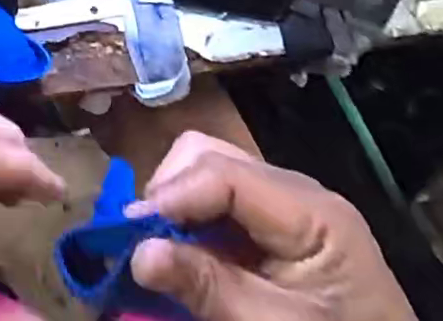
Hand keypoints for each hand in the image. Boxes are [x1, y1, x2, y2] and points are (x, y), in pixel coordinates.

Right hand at [128, 132, 415, 320]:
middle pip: (211, 155)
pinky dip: (194, 214)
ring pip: (208, 165)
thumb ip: (207, 287)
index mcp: (312, 211)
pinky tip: (190, 250)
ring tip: (167, 247)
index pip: (222, 173)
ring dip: (178, 200)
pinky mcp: (277, 218)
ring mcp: (287, 200)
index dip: (171, 194)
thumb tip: (136, 254)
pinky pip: (219, 192)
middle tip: (148, 240)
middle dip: (170, 190)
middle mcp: (297, 189)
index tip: (131, 231)